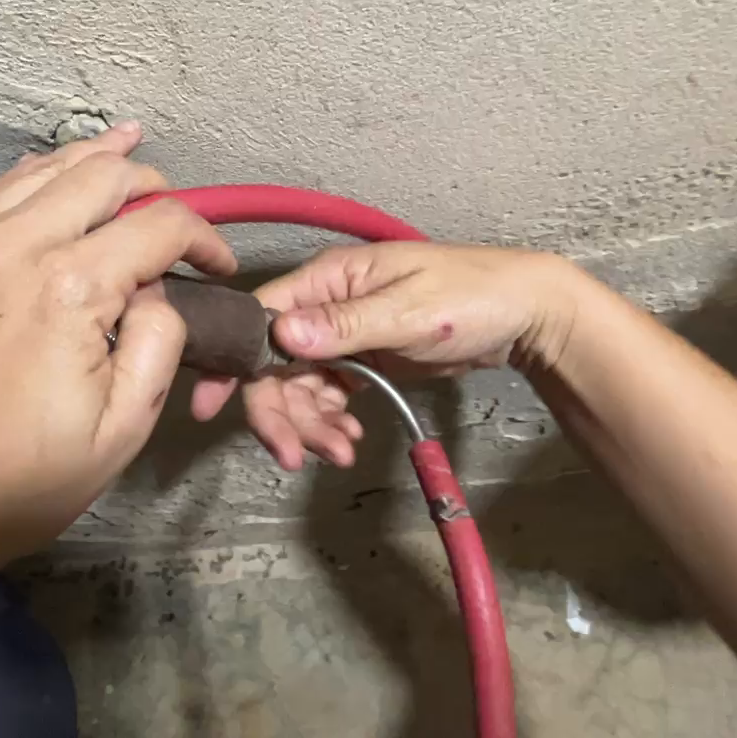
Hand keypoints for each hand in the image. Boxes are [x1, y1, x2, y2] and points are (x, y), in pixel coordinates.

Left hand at [0, 122, 236, 577]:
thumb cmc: (15, 482)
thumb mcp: (121, 429)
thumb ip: (158, 339)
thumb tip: (154, 289)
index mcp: (67, 286)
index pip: (159, 224)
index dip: (203, 238)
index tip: (218, 266)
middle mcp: (8, 244)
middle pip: (100, 174)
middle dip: (152, 183)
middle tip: (172, 210)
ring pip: (37, 170)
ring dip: (92, 159)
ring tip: (126, 144)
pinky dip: (31, 184)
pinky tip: (46, 185)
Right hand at [188, 242, 579, 470]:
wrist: (526, 314)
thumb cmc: (469, 297)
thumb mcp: (408, 311)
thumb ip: (345, 325)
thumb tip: (281, 333)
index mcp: (327, 280)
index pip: (262, 319)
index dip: (235, 363)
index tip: (211, 408)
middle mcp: (323, 306)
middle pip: (275, 362)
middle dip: (280, 411)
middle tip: (297, 457)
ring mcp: (341, 335)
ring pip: (299, 385)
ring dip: (309, 424)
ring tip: (341, 452)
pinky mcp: (361, 359)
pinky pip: (327, 394)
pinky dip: (329, 421)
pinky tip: (347, 438)